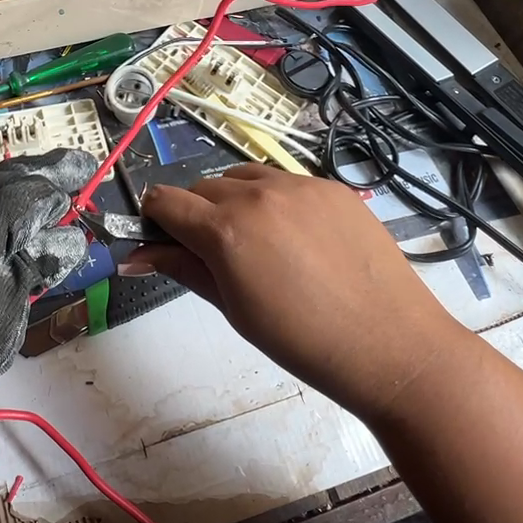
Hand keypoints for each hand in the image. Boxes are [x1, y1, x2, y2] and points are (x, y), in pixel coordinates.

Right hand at [124, 163, 466, 413]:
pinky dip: (276, 200)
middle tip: (218, 255)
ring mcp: (298, 185)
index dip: (155, 220)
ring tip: (259, 242)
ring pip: (242, 177)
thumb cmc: (302, 341)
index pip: (164, 201)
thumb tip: (131, 258)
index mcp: (225, 230)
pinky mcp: (331, 186)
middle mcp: (256, 195)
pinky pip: (285, 181)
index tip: (163, 240)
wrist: (391, 345)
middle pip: (202, 188)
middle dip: (197, 215)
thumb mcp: (233, 309)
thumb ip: (182, 269)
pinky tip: (299, 238)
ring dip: (234, 200)